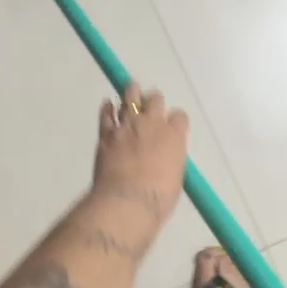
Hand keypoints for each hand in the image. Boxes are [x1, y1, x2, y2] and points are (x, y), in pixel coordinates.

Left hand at [93, 84, 188, 203]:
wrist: (128, 200)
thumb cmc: (159, 197)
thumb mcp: (175, 177)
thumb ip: (171, 160)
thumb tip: (165, 158)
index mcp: (174, 136)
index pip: (179, 116)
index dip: (176, 120)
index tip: (173, 125)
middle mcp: (152, 124)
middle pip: (155, 99)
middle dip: (154, 101)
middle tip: (151, 103)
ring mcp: (128, 126)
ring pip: (130, 98)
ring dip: (131, 92)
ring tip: (131, 87)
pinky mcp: (107, 134)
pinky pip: (107, 114)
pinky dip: (108, 108)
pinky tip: (108, 104)